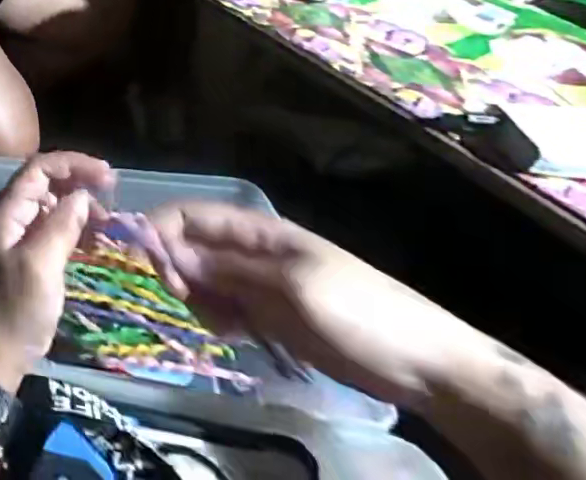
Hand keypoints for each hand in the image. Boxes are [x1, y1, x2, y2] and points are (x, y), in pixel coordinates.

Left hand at [0, 153, 115, 387]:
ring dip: (81, 203)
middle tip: (114, 191)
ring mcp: (23, 231)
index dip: (73, 164)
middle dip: (80, 180)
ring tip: (109, 219)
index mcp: (9, 208)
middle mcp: (14, 212)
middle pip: (48, 180)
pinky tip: (98, 236)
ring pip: (55, 202)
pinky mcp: (35, 250)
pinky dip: (78, 224)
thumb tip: (82, 196)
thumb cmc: (18, 305)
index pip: (39, 168)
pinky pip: (58, 225)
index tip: (108, 174)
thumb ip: (60, 225)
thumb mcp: (41, 264)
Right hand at [142, 201, 495, 408]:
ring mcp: (254, 282)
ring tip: (221, 324)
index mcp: (254, 230)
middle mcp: (246, 251)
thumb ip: (230, 268)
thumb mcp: (294, 287)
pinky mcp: (263, 313)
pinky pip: (218, 306)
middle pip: (184, 246)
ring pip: (196, 278)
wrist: (429, 369)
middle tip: (186, 301)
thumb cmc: (362, 315)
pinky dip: (213, 318)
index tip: (155, 270)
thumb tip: (170, 250)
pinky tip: (233, 334)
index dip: (159, 233)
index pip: (186, 215)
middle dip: (174, 270)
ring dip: (194, 298)